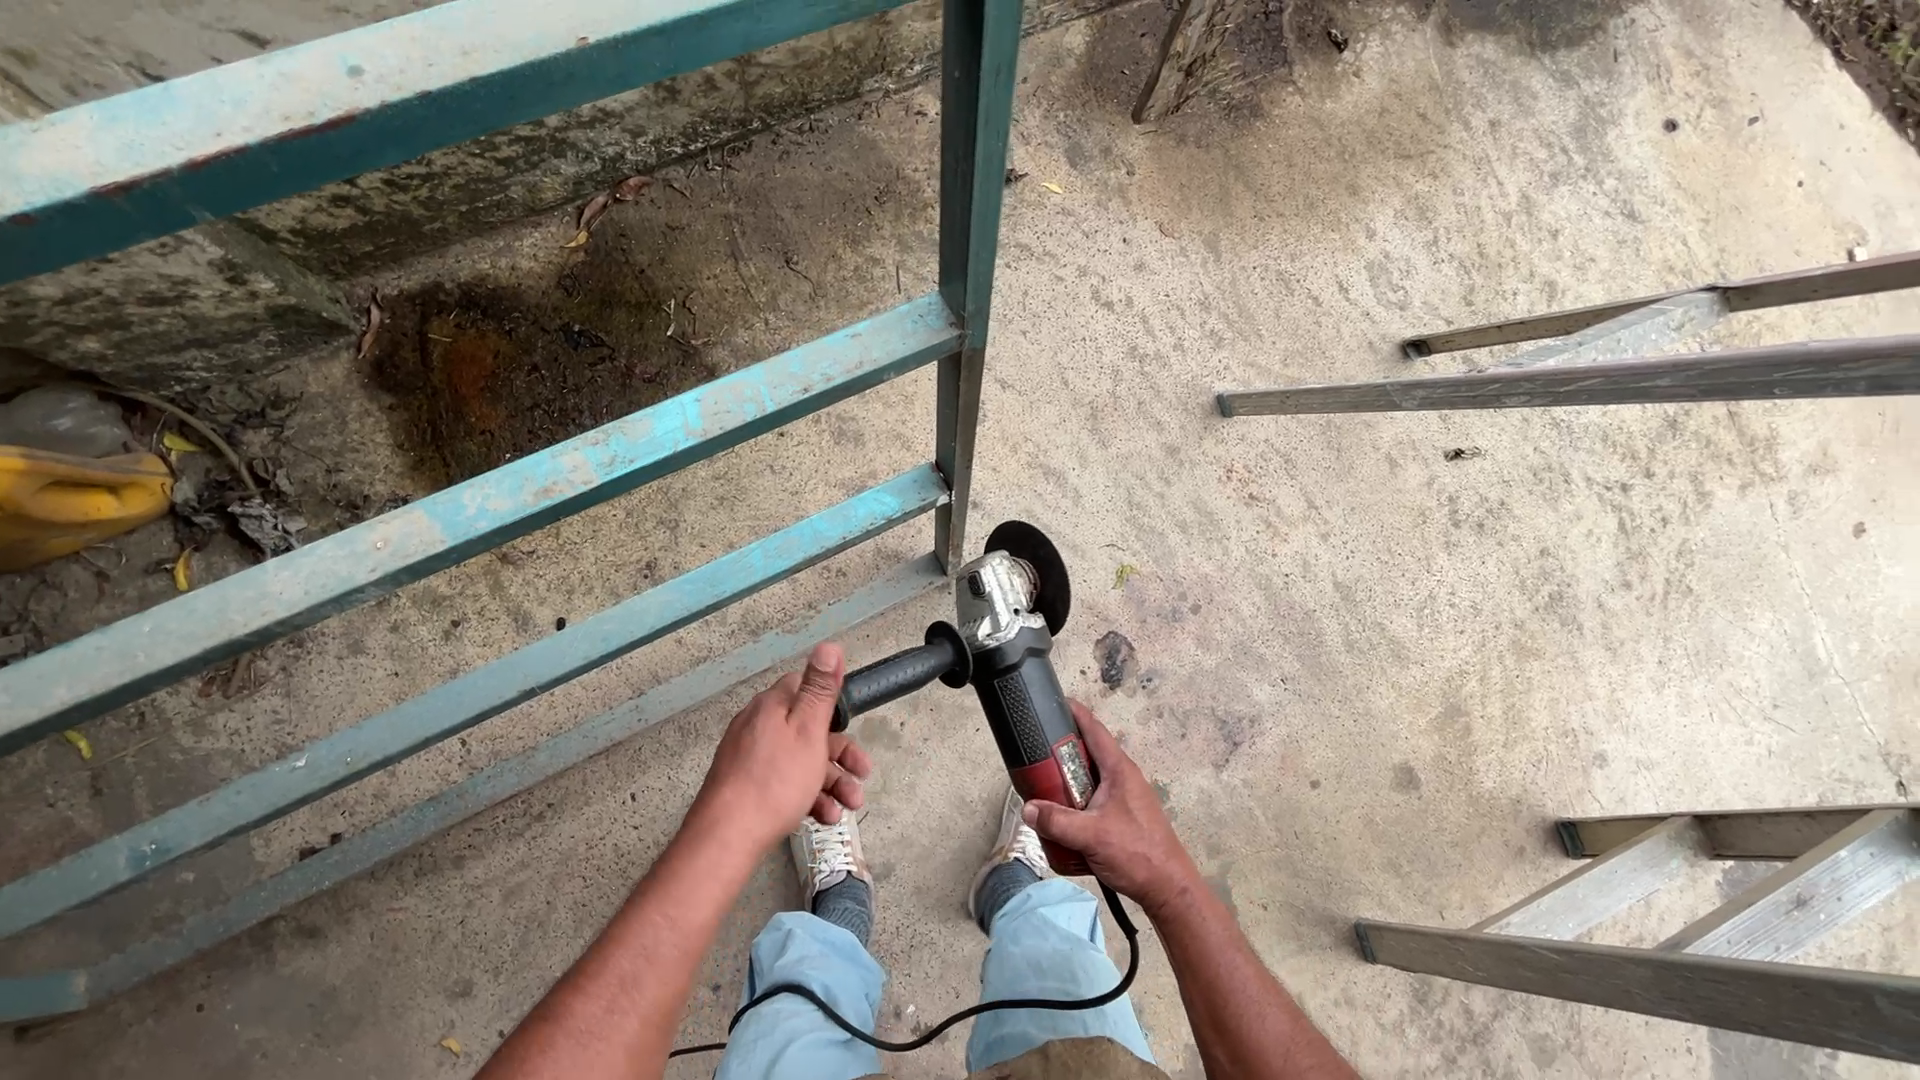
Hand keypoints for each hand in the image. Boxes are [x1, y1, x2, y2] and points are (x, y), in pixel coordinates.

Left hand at [692, 643, 872, 851]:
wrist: (727, 837)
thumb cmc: (774, 781)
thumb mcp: (808, 730)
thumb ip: (820, 689)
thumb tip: (829, 646)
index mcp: (772, 706)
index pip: (804, 688)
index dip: (831, 706)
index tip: (849, 726)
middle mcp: (757, 725)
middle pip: (807, 729)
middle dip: (840, 754)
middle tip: (862, 775)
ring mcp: (749, 757)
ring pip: (799, 760)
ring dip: (830, 781)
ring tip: (849, 806)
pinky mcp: (745, 786)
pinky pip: (784, 782)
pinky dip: (807, 796)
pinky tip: (824, 817)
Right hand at [1023, 701, 1201, 917]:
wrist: (1168, 888)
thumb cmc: (1137, 854)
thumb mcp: (1091, 835)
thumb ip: (1057, 821)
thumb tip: (1027, 809)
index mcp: (1119, 770)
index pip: (1094, 730)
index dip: (1074, 713)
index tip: (1052, 703)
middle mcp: (1122, 777)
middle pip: (1087, 754)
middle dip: (1061, 752)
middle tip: (1034, 754)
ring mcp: (1124, 797)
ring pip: (1089, 779)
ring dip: (1067, 781)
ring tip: (1042, 787)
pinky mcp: (1122, 816)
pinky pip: (1093, 799)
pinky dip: (1076, 801)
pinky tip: (1062, 817)